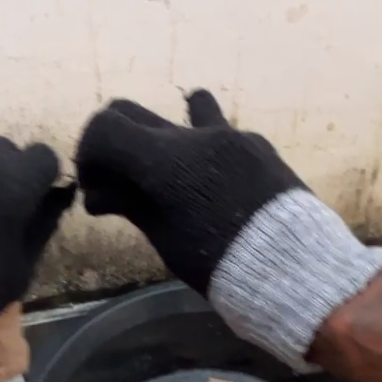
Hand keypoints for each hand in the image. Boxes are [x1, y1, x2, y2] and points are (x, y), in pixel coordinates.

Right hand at [75, 90, 381, 367]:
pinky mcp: (256, 144)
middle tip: (119, 177)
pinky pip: (219, 131)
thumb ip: (129, 204)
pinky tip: (213, 181)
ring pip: (182, 111)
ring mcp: (228, 135)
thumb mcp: (163, 239)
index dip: (89, 153)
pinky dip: (203, 149)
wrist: (292, 269)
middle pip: (131, 112)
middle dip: (115, 142)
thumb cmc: (218, 265)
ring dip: (165, 135)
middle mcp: (192, 136)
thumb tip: (98, 194)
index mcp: (163, 162)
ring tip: (173, 170)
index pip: (104, 127)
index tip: (95, 184)